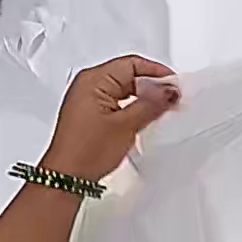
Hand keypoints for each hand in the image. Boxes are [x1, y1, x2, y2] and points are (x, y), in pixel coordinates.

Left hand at [38, 55, 180, 181]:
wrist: (67, 177)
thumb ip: (151, 104)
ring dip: (144, 97)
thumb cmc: (85, 152)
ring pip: (124, 88)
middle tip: (172, 98)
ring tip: (161, 109)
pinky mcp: (90, 113)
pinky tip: (144, 117)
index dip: (157, 73)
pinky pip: (117, 100)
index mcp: (93, 79)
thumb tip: (168, 91)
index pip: (133, 64)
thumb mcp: (126, 125)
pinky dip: (133, 106)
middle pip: (128, 74)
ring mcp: (87, 99)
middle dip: (152, 86)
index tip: (174, 86)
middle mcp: (88, 85)